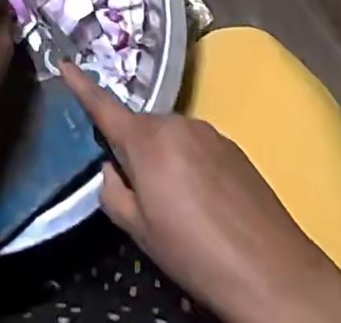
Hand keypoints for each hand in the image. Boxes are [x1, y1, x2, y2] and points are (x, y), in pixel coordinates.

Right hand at [61, 64, 340, 322]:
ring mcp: (209, 132)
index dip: (81, 85)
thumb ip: (112, 190)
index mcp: (147, 141)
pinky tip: (206, 202)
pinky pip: (196, 145)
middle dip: (133, 148)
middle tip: (141, 191)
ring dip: (164, 157)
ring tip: (179, 202)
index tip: (64, 63)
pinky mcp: (234, 146)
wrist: (276, 276)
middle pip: (140, 126)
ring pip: (169, 136)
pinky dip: (190, 164)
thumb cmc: (196, 253)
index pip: (104, 106)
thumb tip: (113, 169)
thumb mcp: (139, 230)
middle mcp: (176, 124)